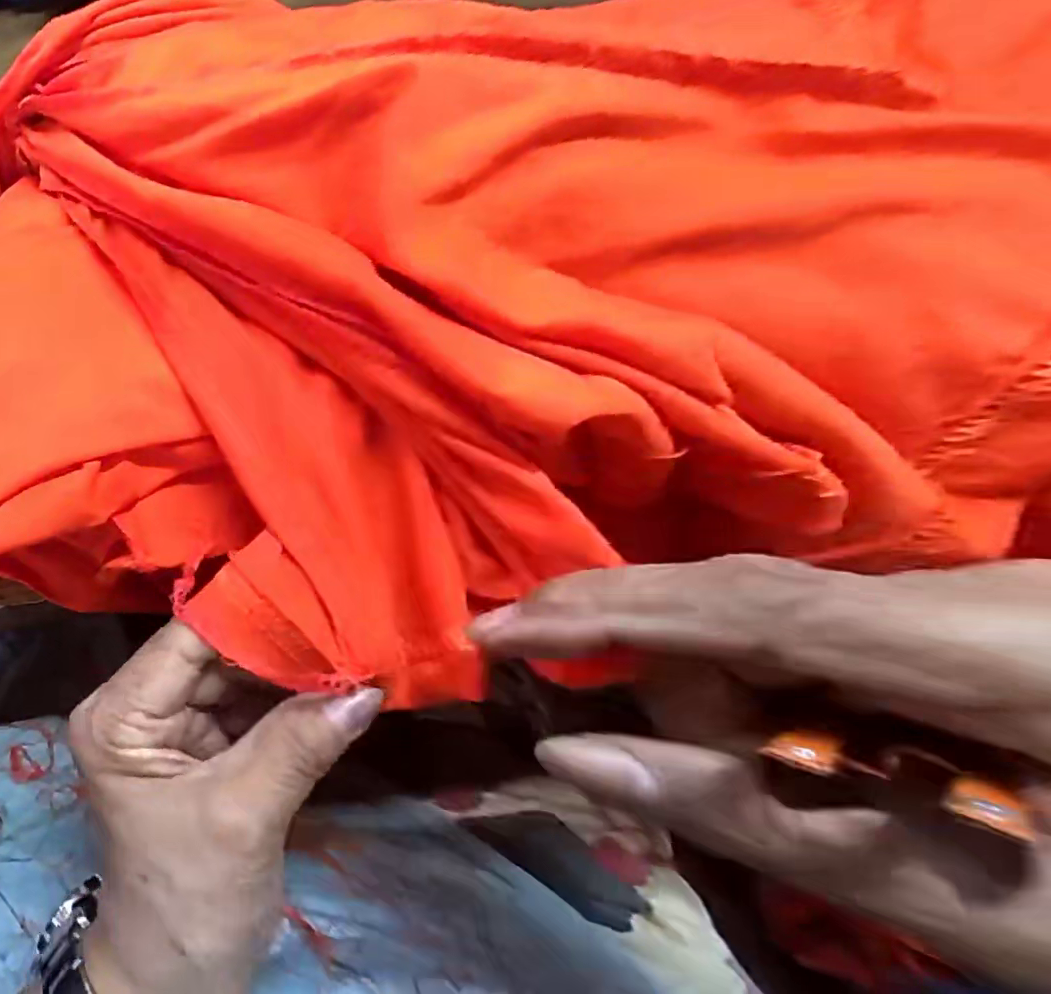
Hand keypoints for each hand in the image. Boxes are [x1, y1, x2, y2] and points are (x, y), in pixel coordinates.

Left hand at [66, 620, 383, 993]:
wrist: (175, 980)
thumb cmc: (189, 902)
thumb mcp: (242, 818)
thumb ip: (297, 745)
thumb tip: (364, 688)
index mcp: (117, 714)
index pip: (182, 642)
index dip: (244, 615)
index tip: (304, 588)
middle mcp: (134, 707)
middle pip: (209, 656)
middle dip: (273, 643)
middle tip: (338, 616)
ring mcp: (168, 725)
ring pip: (232, 678)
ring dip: (285, 670)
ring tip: (343, 641)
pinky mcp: (198, 747)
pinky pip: (245, 709)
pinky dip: (285, 701)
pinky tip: (328, 683)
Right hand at [471, 555, 1050, 991]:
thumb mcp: (965, 905)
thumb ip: (753, 821)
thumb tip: (566, 754)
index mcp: (1003, 652)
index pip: (745, 605)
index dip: (603, 614)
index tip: (491, 633)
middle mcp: (977, 590)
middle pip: (734, 603)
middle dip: (694, 689)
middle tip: (752, 778)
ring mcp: (967, 585)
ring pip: (753, 607)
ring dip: (735, 691)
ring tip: (818, 775)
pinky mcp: (947, 599)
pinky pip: (792, 615)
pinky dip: (767, 678)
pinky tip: (824, 733)